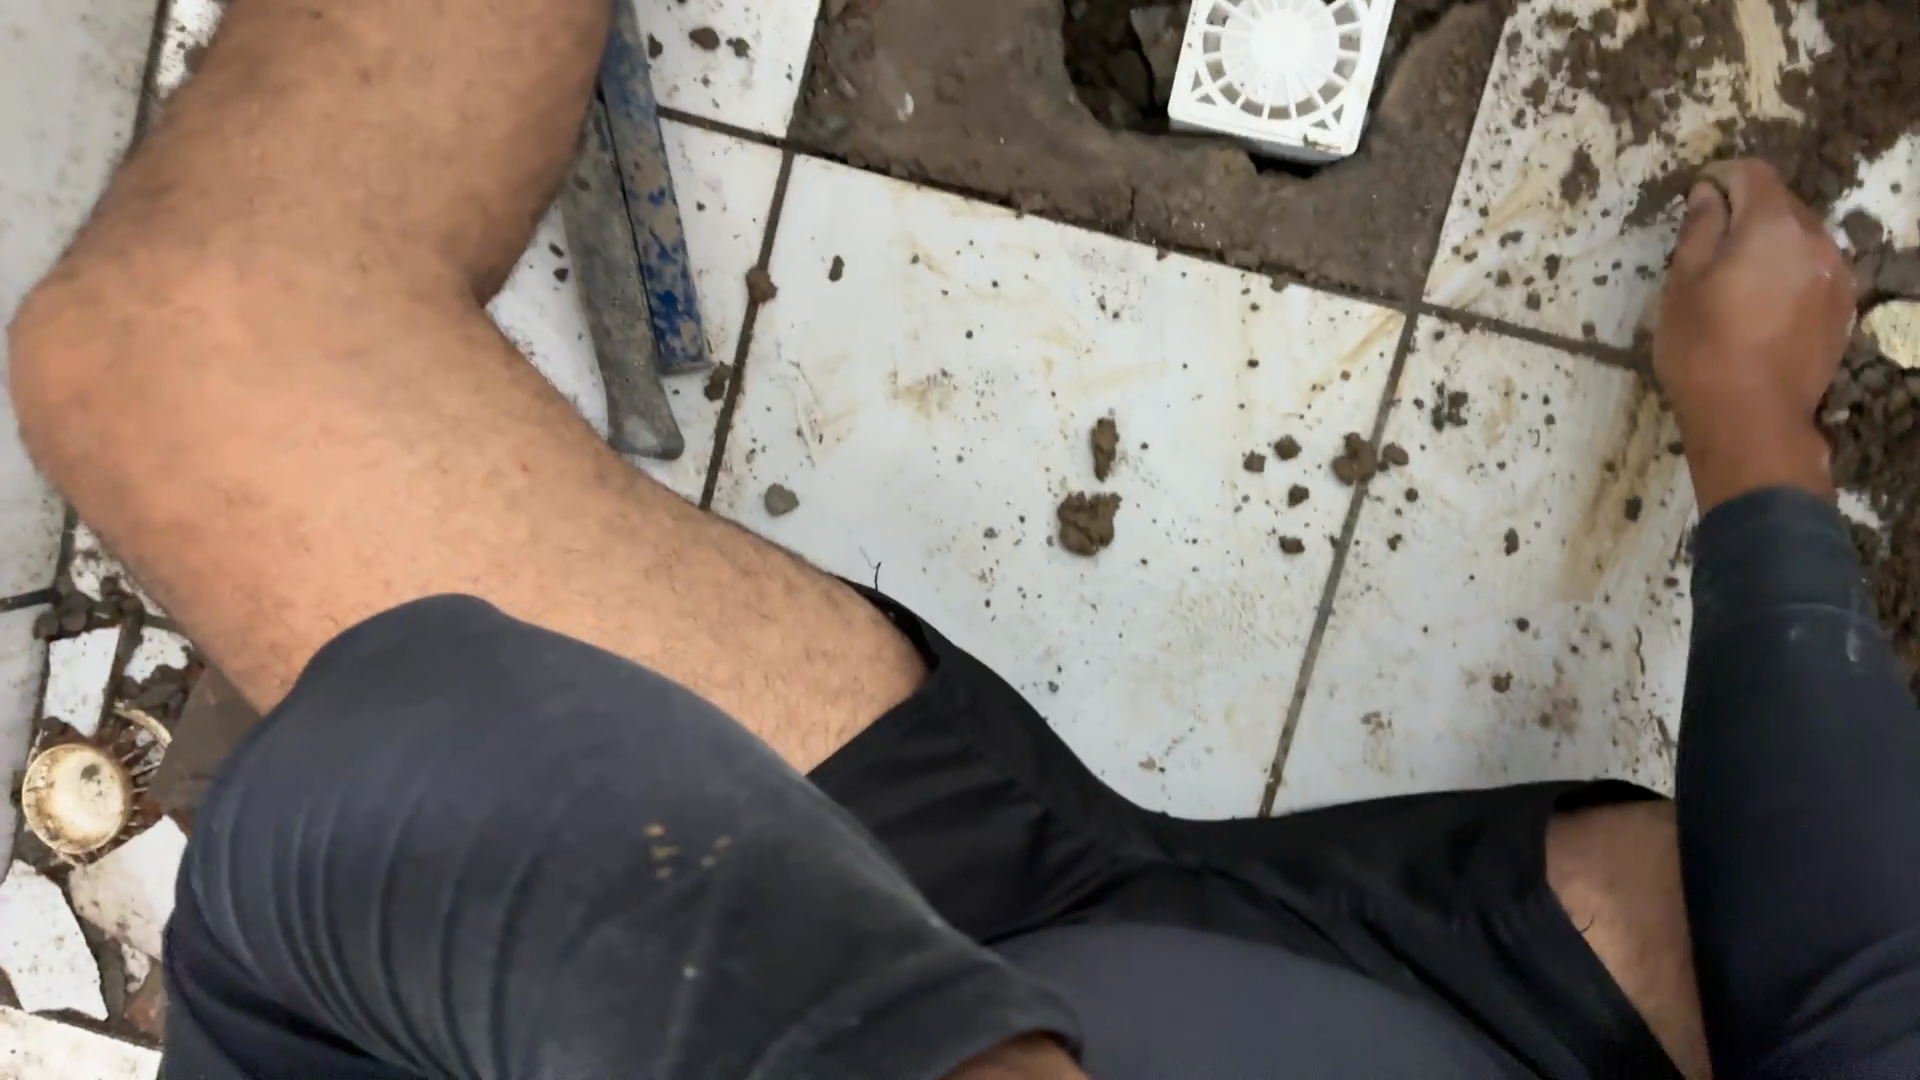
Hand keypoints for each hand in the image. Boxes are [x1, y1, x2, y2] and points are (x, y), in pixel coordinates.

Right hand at [1655, 159, 1855, 512]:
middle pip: (1780, 205)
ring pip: (1797, 238)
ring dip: (1763, 245)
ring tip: (1727, 278)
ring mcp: (1837, 270)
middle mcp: (1815, 238)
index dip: (1721, 177)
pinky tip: (1755, 305)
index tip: (1694, 193)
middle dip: (1743, 212)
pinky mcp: (1843, 301)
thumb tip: (1708, 193)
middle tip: (1702, 242)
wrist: (1750, 410)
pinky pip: (1810, 268)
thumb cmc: (1699, 346)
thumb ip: (1699, 232)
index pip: (1753, 175)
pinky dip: (1782, 272)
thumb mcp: (1680, 286)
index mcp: (1771, 228)